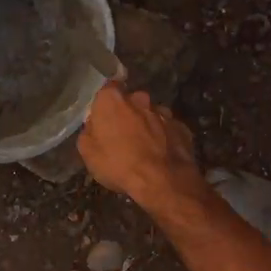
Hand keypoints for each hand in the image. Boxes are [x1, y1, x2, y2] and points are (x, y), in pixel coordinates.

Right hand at [77, 84, 204, 204]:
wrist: (163, 182)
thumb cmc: (118, 164)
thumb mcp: (87, 152)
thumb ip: (89, 131)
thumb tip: (95, 125)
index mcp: (112, 99)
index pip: (107, 88)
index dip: (105, 102)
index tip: (103, 116)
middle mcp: (139, 99)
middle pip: (130, 101)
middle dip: (127, 113)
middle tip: (122, 134)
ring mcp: (163, 113)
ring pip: (151, 115)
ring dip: (146, 125)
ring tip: (143, 148)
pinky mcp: (182, 128)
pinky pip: (168, 129)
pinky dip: (164, 137)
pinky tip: (161, 154)